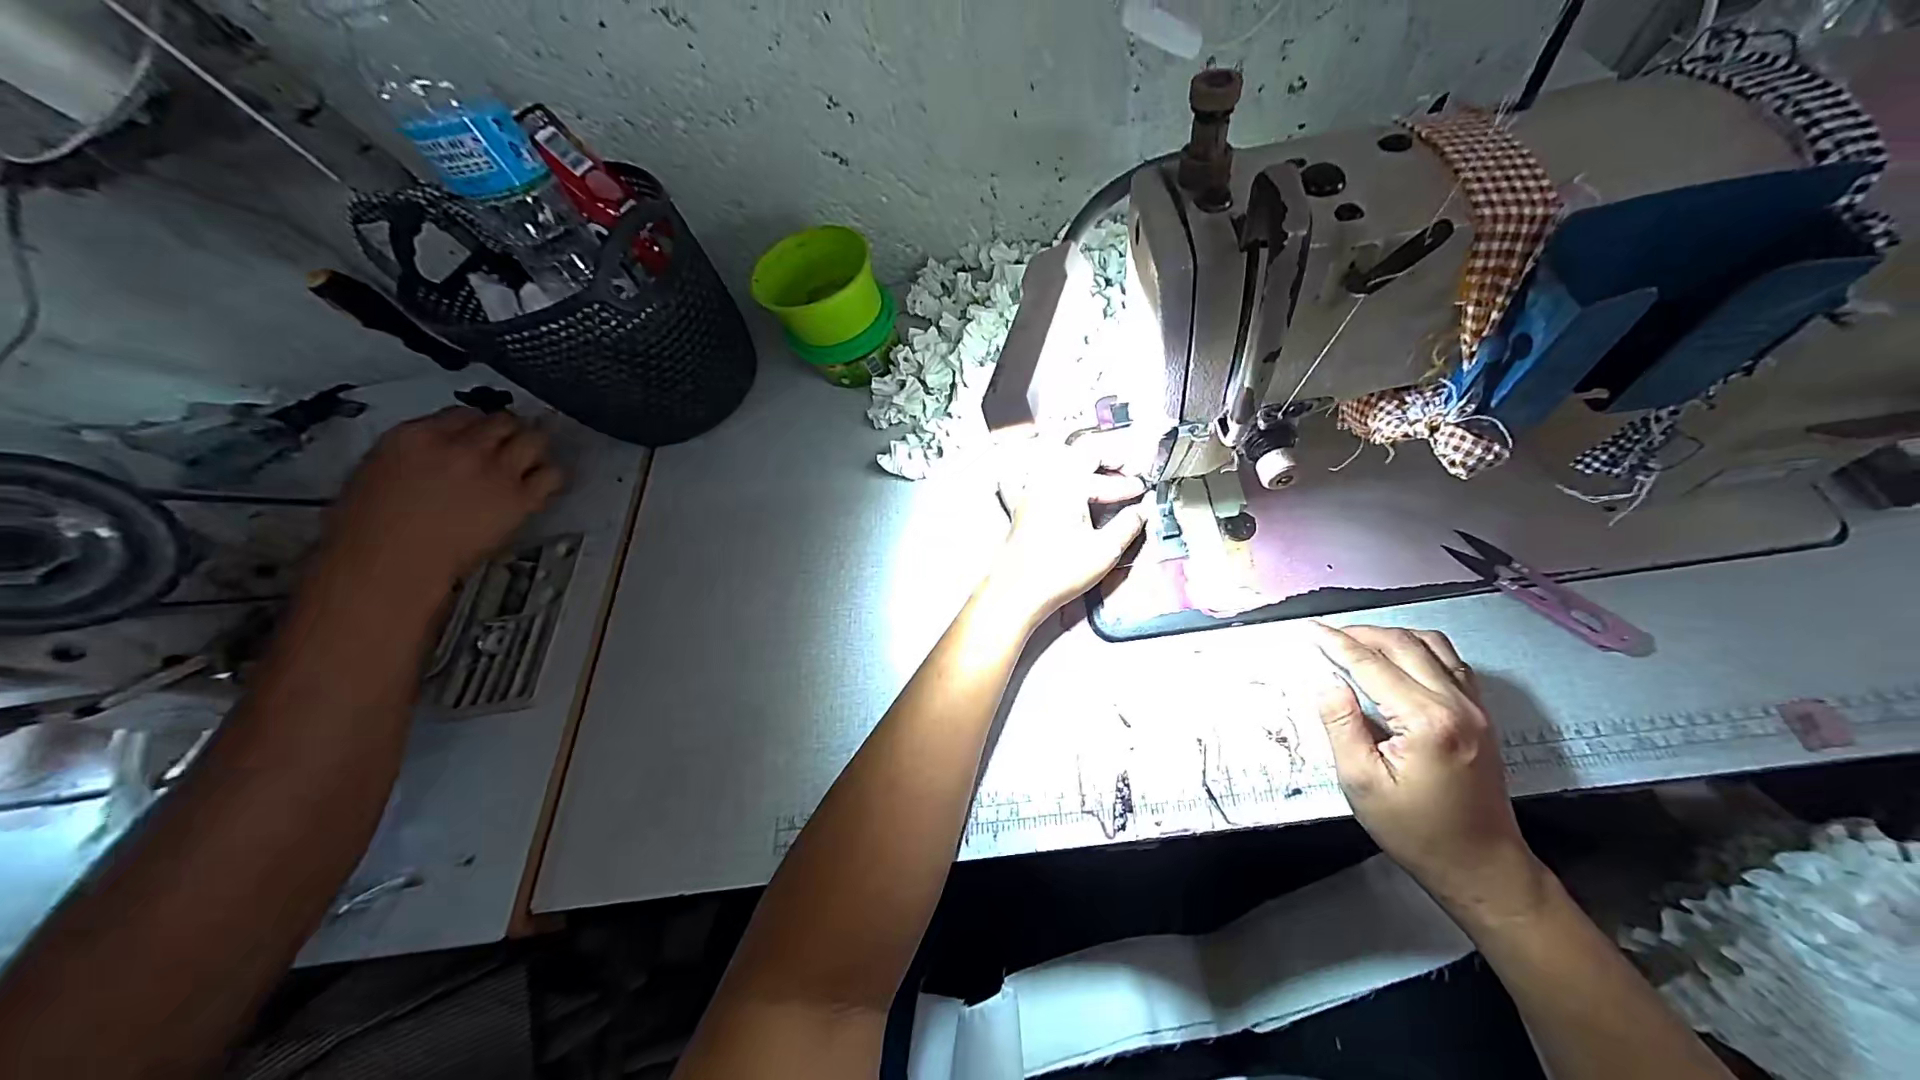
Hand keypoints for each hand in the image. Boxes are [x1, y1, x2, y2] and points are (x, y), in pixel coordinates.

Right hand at [320, 407, 564, 595]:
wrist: (392, 563)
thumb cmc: (370, 529)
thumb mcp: (376, 471)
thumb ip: (416, 452)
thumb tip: (439, 450)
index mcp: (419, 436)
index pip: (464, 414)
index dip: (477, 424)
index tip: (482, 433)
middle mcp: (464, 447)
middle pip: (504, 423)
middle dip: (510, 431)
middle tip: (511, 444)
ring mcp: (496, 471)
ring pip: (534, 441)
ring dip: (534, 448)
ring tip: (530, 460)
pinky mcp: (520, 498)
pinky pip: (551, 476)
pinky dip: (550, 476)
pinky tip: (541, 484)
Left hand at [981, 442, 1148, 622]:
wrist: (1017, 591)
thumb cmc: (1057, 572)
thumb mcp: (1105, 549)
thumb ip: (1128, 524)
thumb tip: (1141, 511)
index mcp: (1066, 484)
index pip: (1099, 462)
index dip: (1124, 477)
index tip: (1140, 489)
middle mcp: (1043, 482)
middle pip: (1076, 456)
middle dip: (1105, 466)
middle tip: (1124, 481)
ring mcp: (1028, 494)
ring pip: (1055, 464)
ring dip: (1081, 470)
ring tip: (1099, 484)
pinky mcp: (1020, 510)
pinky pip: (1035, 481)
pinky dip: (1053, 481)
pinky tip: (1060, 491)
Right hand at [1311, 623, 1546, 919]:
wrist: (1481, 865)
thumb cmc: (1416, 831)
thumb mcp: (1361, 783)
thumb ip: (1342, 726)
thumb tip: (1328, 683)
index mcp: (1426, 720)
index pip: (1371, 665)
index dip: (1336, 644)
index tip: (1311, 630)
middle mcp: (1457, 705)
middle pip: (1403, 644)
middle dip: (1361, 633)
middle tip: (1327, 634)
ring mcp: (1475, 708)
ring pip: (1432, 645)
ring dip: (1392, 636)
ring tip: (1359, 642)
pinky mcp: (1481, 716)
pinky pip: (1451, 662)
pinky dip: (1420, 648)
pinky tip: (1399, 658)